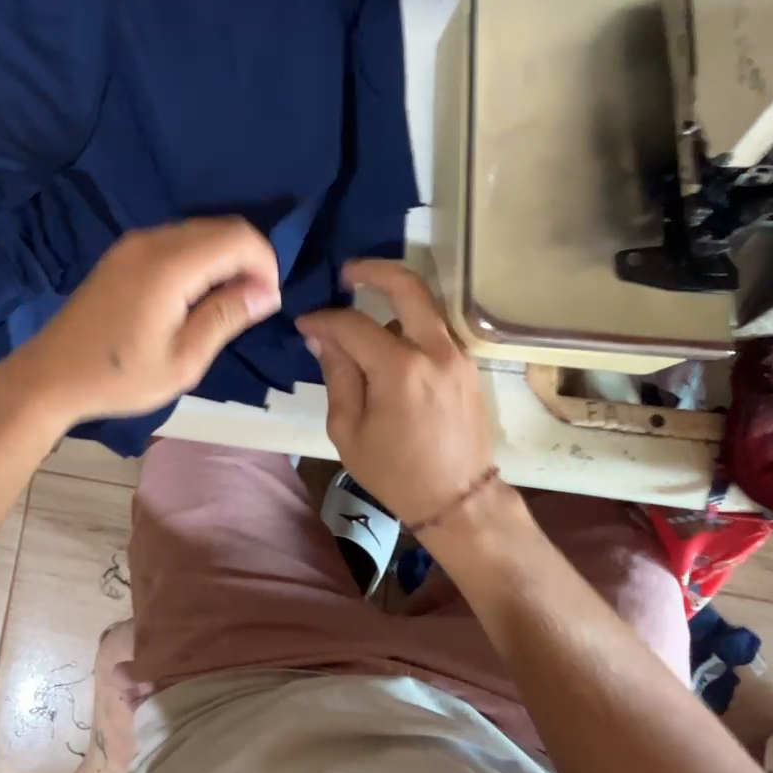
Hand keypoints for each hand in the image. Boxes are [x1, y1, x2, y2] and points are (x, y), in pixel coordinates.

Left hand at [0, 218, 281, 423]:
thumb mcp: (182, 360)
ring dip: (221, 260)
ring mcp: (131, 245)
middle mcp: (150, 242)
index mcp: (168, 266)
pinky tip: (191, 299)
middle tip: (249, 307)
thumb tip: (267, 291)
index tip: (265, 302)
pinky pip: (173, 243)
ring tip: (222, 307)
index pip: (237, 237)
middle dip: (246, 260)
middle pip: (219, 228)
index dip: (265, 263)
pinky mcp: (120, 255)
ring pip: (196, 233)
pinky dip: (196, 260)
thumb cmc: (118, 378)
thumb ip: (226, 318)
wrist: (49, 376)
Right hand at [295, 260, 494, 531]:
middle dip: (373, 271)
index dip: (323, 319)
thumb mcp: (348, 429)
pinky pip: (435, 329)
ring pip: (425, 306)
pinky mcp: (468, 367)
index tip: (304, 324)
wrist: (458, 500)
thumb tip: (324, 337)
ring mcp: (459, 356)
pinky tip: (388, 340)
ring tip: (362, 310)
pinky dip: (409, 323)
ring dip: (393, 298)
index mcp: (401, 370)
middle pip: (408, 287)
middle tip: (346, 274)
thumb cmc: (394, 471)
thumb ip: (337, 375)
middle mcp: (436, 351)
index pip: (353, 324)